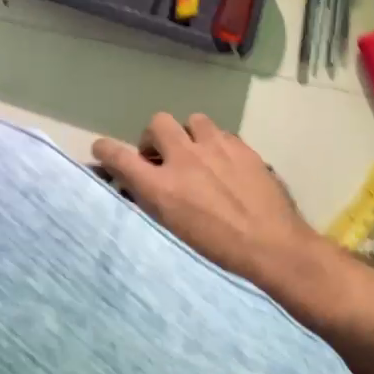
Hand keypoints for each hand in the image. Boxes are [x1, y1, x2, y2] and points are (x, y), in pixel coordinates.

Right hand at [93, 113, 340, 298]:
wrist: (272, 246)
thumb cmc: (219, 252)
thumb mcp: (175, 233)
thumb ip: (155, 205)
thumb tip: (142, 192)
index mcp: (161, 188)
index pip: (120, 158)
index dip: (106, 151)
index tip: (102, 149)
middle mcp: (184, 159)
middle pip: (158, 123)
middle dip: (156, 137)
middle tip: (163, 156)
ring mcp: (215, 148)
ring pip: (192, 120)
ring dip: (190, 135)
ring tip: (199, 154)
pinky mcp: (241, 146)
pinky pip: (221, 132)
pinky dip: (217, 144)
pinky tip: (226, 163)